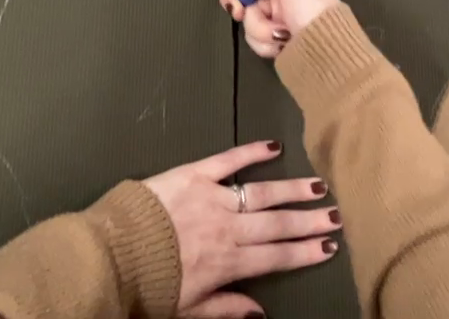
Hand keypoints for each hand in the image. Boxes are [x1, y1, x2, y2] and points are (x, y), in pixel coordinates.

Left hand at [142, 141, 338, 317]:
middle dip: (309, 220)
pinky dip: (251, 151)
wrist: (112, 253)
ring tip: (318, 186)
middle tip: (337, 214)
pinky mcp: (195, 173)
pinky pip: (228, 159)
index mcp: (227, 262)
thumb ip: (225, 307)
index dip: (304, 252)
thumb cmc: (147, 286)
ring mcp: (213, 197)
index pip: (275, 257)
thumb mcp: (186, 310)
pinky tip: (273, 146)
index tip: (329, 246)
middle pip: (276, 223)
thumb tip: (261, 314)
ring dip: (291, 190)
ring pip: (260, 192)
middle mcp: (227, 228)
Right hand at [219, 0, 340, 57]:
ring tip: (278, 32)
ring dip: (259, 26)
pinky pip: (253, 32)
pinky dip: (264, 40)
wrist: (326, 52)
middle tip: (240, 11)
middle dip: (240, 0)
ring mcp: (274, 8)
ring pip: (247, 12)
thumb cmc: (312, 7)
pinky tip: (279, 42)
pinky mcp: (270, 30)